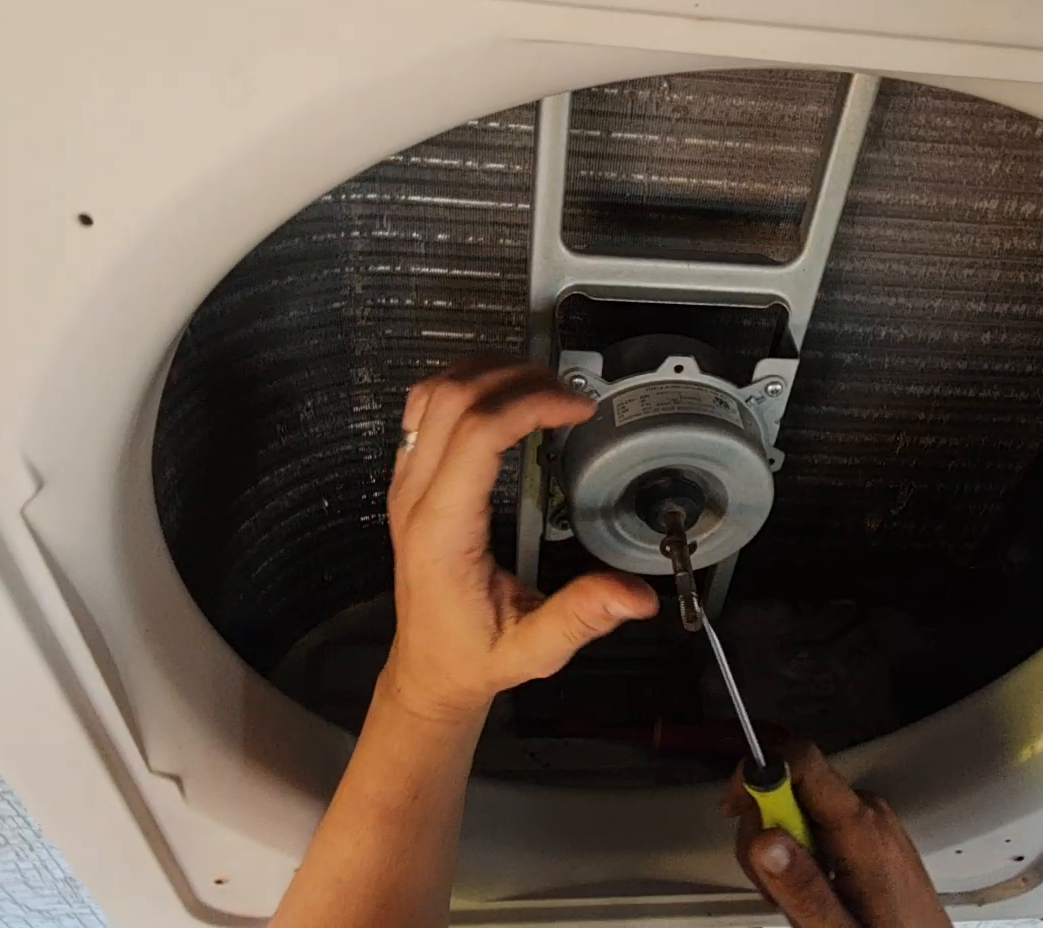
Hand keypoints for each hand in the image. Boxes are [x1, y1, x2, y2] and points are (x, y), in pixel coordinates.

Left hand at [381, 360, 659, 724]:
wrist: (426, 669)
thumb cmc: (473, 656)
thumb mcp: (532, 649)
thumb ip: (580, 618)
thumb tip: (638, 596)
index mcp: (443, 531)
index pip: (478, 436)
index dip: (531, 406)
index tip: (579, 408)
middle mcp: (415, 497)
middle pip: (453, 400)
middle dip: (516, 379)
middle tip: (568, 392)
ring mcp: (404, 484)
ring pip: (432, 395)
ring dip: (487, 373)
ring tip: (540, 382)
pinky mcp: (408, 480)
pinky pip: (424, 411)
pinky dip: (463, 386)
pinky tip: (500, 393)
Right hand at [725, 742, 953, 927]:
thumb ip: (803, 891)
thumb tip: (763, 838)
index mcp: (861, 827)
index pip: (801, 759)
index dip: (758, 772)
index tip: (735, 811)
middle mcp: (867, 810)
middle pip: (791, 783)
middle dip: (764, 827)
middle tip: (768, 887)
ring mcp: (871, 820)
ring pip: (799, 804)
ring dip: (780, 845)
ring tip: (796, 901)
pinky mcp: (869, 834)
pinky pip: (817, 821)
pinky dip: (800, 850)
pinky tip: (812, 892)